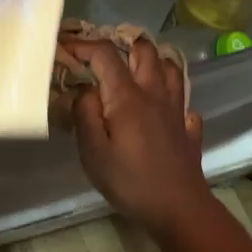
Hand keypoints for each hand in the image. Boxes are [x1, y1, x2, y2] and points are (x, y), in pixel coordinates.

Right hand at [65, 37, 210, 234]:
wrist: (180, 209)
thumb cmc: (130, 181)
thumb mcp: (93, 152)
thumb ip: (84, 114)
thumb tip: (84, 90)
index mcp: (127, 96)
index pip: (105, 55)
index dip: (82, 45)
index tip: (64, 48)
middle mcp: (154, 93)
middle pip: (144, 50)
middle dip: (121, 43)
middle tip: (102, 55)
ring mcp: (176, 110)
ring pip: (169, 68)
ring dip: (151, 61)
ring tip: (133, 70)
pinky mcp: (188, 129)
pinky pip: (183, 101)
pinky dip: (171, 97)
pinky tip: (162, 109)